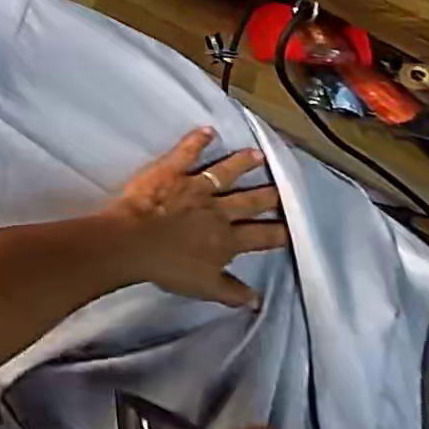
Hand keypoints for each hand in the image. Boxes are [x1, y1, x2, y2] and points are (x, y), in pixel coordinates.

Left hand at [101, 127, 287, 307]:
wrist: (134, 240)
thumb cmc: (166, 266)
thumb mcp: (203, 287)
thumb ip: (231, 291)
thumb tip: (256, 299)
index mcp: (225, 239)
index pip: (258, 236)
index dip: (278, 232)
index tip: (294, 227)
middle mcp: (217, 210)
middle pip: (248, 201)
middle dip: (269, 195)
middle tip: (287, 189)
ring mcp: (195, 186)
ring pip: (225, 172)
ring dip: (243, 163)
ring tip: (260, 155)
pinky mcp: (174, 170)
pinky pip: (188, 151)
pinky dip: (198, 140)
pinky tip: (209, 130)